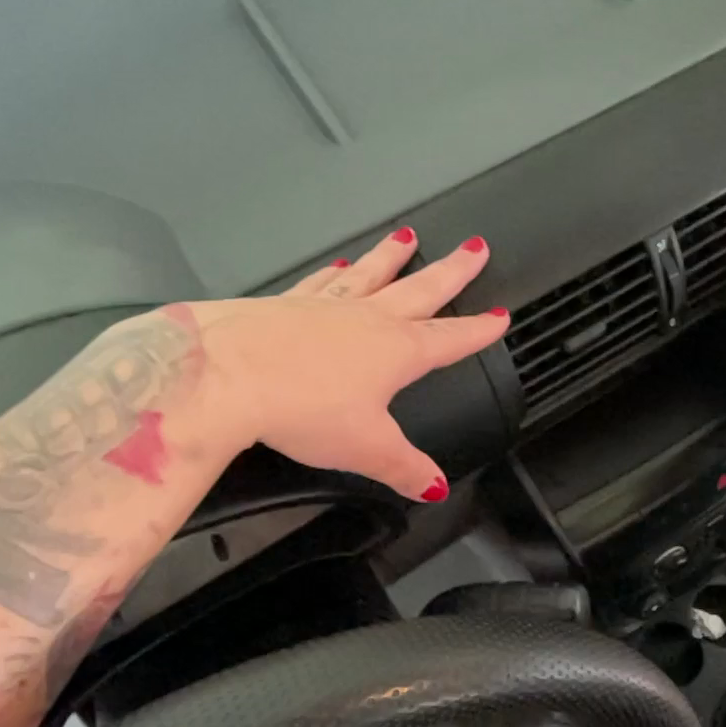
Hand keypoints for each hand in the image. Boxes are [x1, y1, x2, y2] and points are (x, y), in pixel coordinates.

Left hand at [185, 229, 509, 500]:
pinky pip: (320, 284)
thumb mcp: (366, 450)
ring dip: (391, 258)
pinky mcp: (284, 305)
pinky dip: (334, 275)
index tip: (500, 316)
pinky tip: (338, 268)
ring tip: (407, 238)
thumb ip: (405, 468)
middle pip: (419, 289)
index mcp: (397, 352)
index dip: (478, 331)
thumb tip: (435, 488)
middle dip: (451, 272)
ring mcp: (324, 307)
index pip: (450, 339)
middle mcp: (367, 320)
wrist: (224, 376)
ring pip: (370, 276)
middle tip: (475, 249)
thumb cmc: (304, 409)